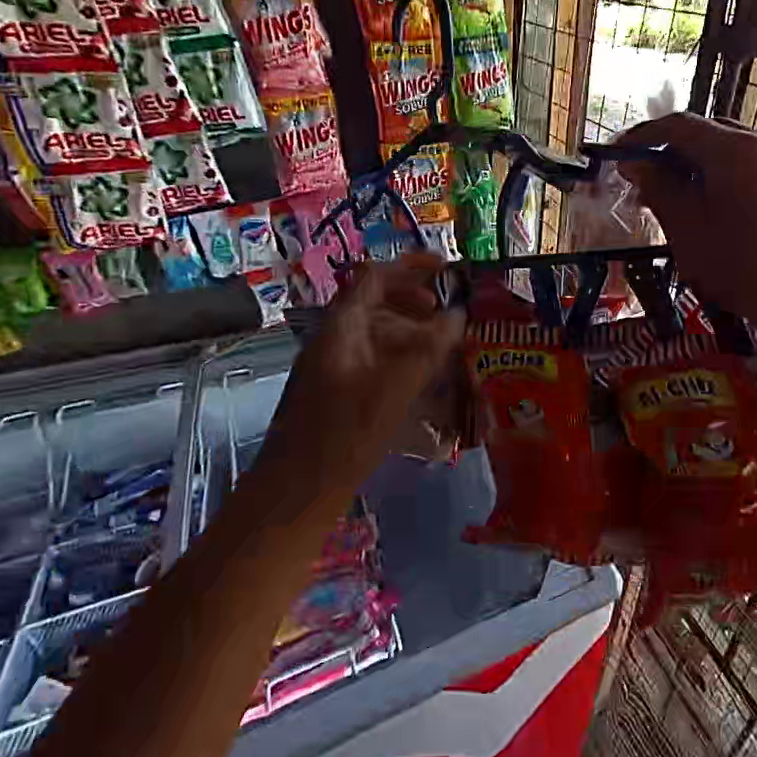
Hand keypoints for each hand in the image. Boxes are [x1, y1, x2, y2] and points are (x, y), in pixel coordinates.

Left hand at [270, 254, 465, 477]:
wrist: (297, 490)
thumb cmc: (344, 435)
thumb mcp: (394, 389)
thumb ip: (428, 349)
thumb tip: (458, 314)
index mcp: (342, 328)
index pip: (374, 277)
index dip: (410, 267)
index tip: (445, 270)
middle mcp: (334, 338)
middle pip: (375, 302)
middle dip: (415, 300)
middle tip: (449, 313)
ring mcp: (333, 365)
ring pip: (375, 331)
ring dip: (409, 329)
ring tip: (443, 345)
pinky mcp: (337, 390)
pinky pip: (372, 357)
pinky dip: (399, 355)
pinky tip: (421, 376)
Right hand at [617, 113, 756, 351]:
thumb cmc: (741, 269)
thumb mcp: (686, 229)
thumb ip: (657, 187)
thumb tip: (633, 165)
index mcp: (738, 150)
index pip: (679, 126)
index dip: (642, 136)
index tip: (617, 153)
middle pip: (705, 132)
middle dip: (669, 153)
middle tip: (641, 181)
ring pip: (727, 145)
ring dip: (695, 163)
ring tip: (672, 195)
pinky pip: (750, 158)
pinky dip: (722, 171)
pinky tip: (707, 200)